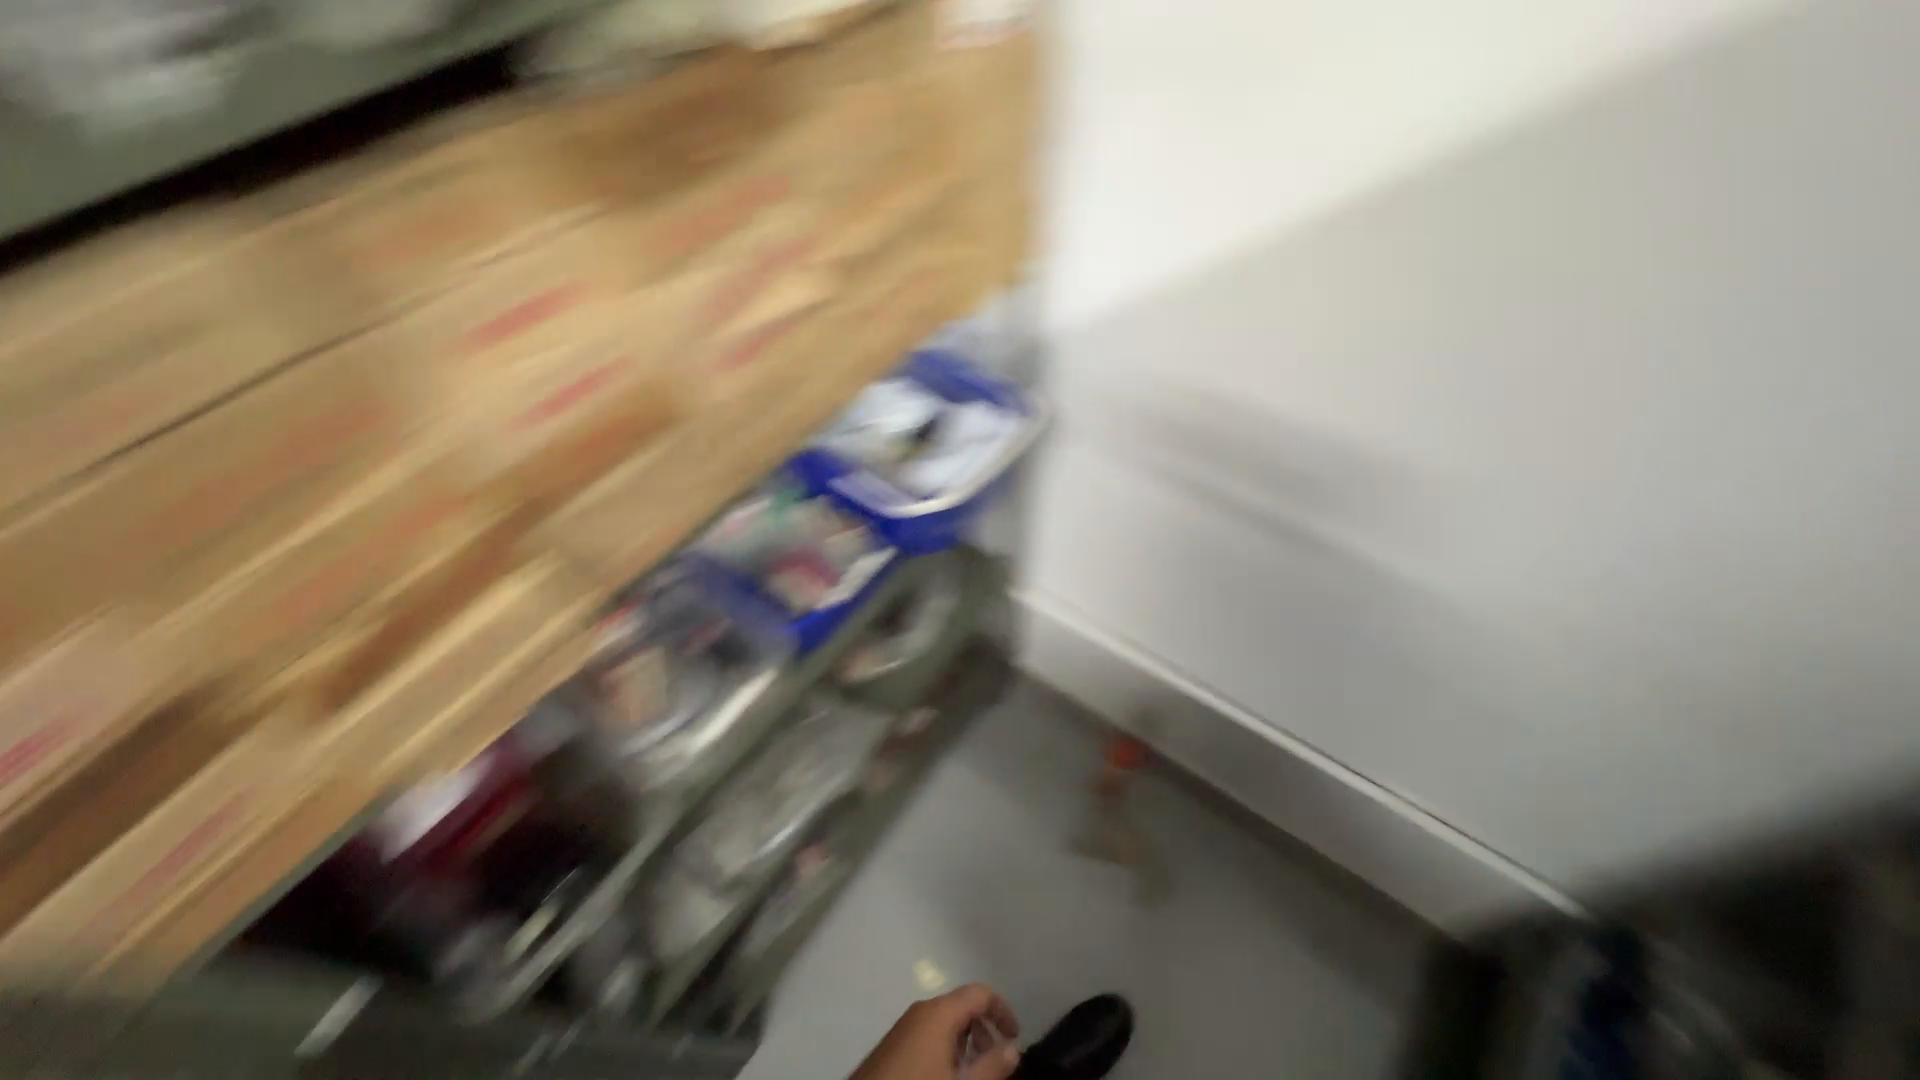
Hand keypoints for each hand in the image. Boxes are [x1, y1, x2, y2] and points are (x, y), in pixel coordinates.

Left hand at [851, 983, 1022, 1079]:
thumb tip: (1013, 1048)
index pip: (981, 993)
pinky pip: (928, 1033)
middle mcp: (922, 1010)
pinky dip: (946, 1047)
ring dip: (966, 1041)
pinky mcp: (893, 1043)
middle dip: (984, 1030)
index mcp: (940, 1012)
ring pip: (945, 1022)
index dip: (1003, 1011)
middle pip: (963, 1006)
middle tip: (995, 1061)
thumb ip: (992, 1065)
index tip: (1015, 1037)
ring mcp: (904, 1025)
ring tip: (972, 1072)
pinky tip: (946, 1075)